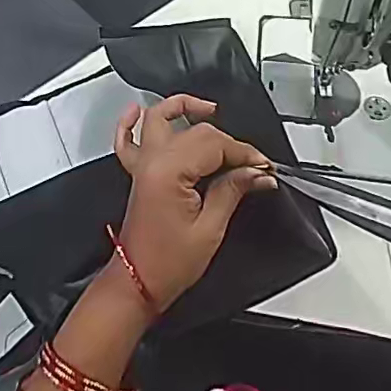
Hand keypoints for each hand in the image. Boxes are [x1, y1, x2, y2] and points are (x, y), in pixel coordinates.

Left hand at [110, 95, 277, 310]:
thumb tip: (256, 172)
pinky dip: (129, 123)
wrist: (138, 281)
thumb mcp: (210, 228)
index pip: (214, 144)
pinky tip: (137, 111)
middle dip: (228, 142)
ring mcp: (142, 165)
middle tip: (252, 164)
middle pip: (195, 131)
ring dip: (181, 108)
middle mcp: (152, 161)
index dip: (244, 153)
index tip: (263, 167)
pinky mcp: (138, 173)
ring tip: (208, 108)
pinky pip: (126, 140)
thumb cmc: (168, 263)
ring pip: (158, 119)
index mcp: (169, 171)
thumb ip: (232, 190)